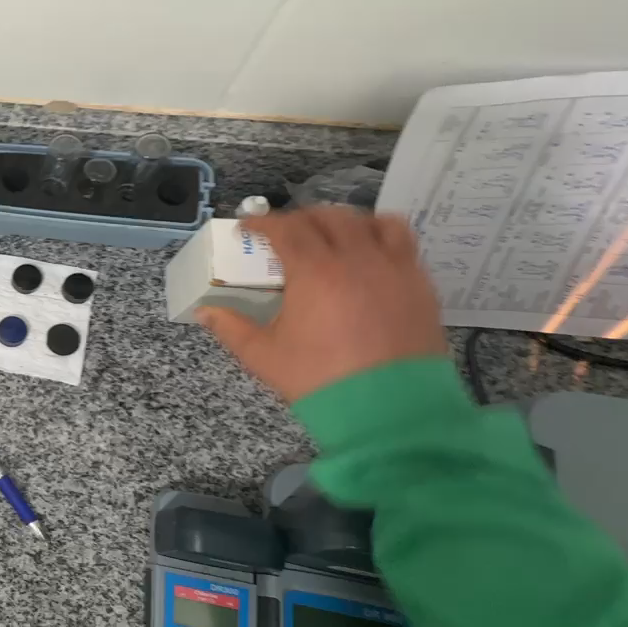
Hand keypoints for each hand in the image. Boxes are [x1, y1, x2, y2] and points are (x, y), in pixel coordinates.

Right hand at [197, 207, 447, 402]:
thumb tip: (206, 312)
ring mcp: (395, 270)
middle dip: (301, 218)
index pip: (285, 229)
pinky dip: (381, 238)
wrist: (390, 409)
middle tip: (284, 232)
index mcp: (314, 273)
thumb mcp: (262, 355)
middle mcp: (357, 260)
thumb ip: (230, 328)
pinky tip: (367, 256)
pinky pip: (404, 243)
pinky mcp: (421, 285)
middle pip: (329, 217)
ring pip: (373, 222)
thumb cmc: (319, 378)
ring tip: (331, 235)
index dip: (262, 222)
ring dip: (346, 221)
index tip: (246, 227)